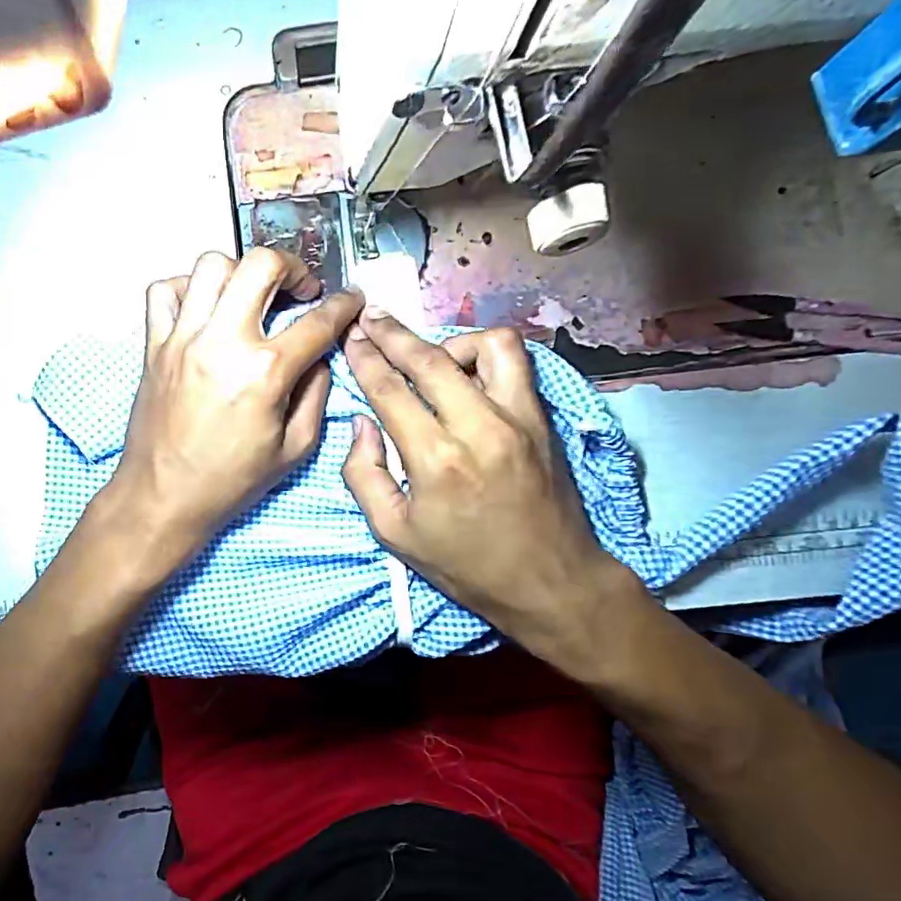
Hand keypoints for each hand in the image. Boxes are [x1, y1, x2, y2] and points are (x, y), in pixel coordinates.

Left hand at [103, 249, 362, 568]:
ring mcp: (183, 339)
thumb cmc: (230, 481)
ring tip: (253, 295)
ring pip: (211, 265)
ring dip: (241, 272)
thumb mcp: (295, 448)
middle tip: (300, 288)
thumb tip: (318, 358)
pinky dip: (189, 287)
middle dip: (292, 267)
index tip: (350, 299)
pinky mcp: (154, 345)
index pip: (316, 321)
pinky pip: (164, 290)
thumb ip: (315, 395)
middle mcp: (223, 343)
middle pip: (260, 265)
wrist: (164, 497)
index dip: (343, 305)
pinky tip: (206, 307)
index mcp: (266, 373)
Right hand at [340, 310, 643, 669]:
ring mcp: (518, 418)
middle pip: (430, 358)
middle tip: (372, 319)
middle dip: (393, 333)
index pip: (391, 390)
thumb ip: (363, 475)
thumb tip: (362, 423)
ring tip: (434, 361)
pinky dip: (488, 357)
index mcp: (436, 460)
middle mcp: (479, 427)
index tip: (351, 336)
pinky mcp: (543, 419)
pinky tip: (472, 377)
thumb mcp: (395, 535)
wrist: (549, 581)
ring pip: (487, 346)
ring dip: (452, 342)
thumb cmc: (467, 566)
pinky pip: (517, 364)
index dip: (365, 358)